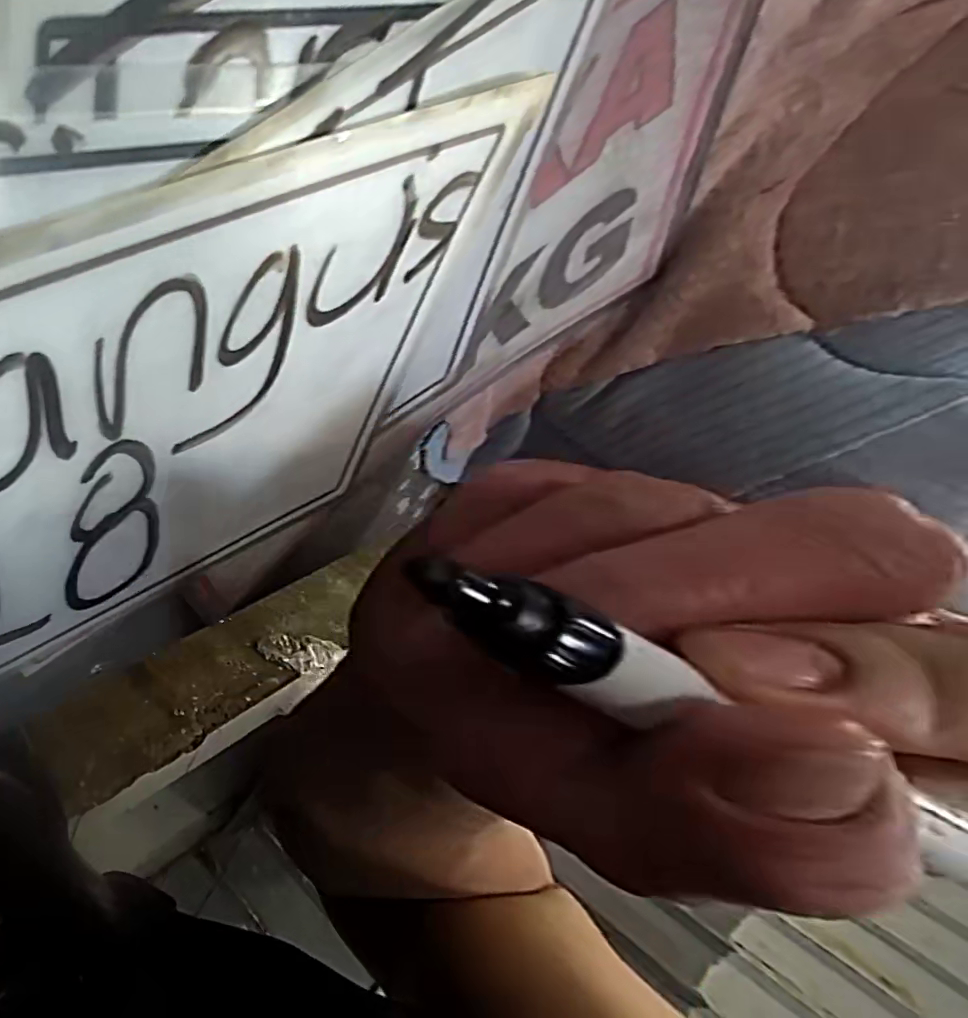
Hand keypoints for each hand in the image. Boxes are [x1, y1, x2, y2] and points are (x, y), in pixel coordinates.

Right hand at [271, 463, 967, 916]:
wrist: (432, 689)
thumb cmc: (540, 762)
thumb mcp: (636, 835)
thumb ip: (759, 839)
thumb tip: (822, 754)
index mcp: (885, 715)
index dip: (872, 670)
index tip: (718, 679)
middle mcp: (818, 594)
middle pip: (854, 544)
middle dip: (672, 592)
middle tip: (569, 638)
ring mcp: (691, 517)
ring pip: (651, 507)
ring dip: (545, 574)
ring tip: (491, 627)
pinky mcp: (578, 479)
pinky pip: (545, 488)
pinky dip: (493, 539)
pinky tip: (479, 585)